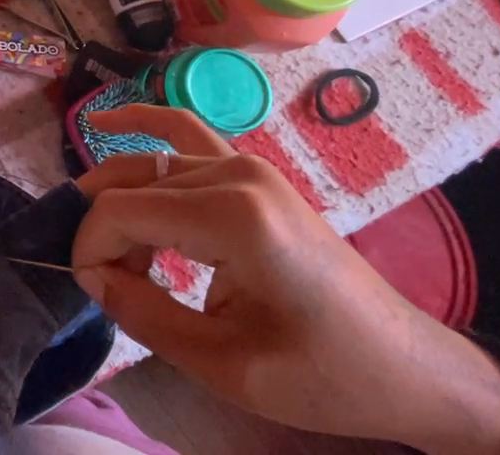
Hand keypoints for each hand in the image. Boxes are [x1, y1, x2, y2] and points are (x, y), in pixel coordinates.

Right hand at [72, 106, 499, 452]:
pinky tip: (104, 124)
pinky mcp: (251, 172)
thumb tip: (89, 275)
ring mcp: (245, 165)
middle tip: (102, 283)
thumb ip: (144, 314)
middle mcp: (235, 175)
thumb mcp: (227, 367)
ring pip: (145, 164)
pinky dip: (142, 124)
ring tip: (111, 250)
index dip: (89, 249)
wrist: (410, 369)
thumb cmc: (325, 376)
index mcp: (233, 218)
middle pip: (128, 185)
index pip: (121, 212)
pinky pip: (184, 132)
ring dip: (115, 201)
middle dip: (99, 231)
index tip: (91, 292)